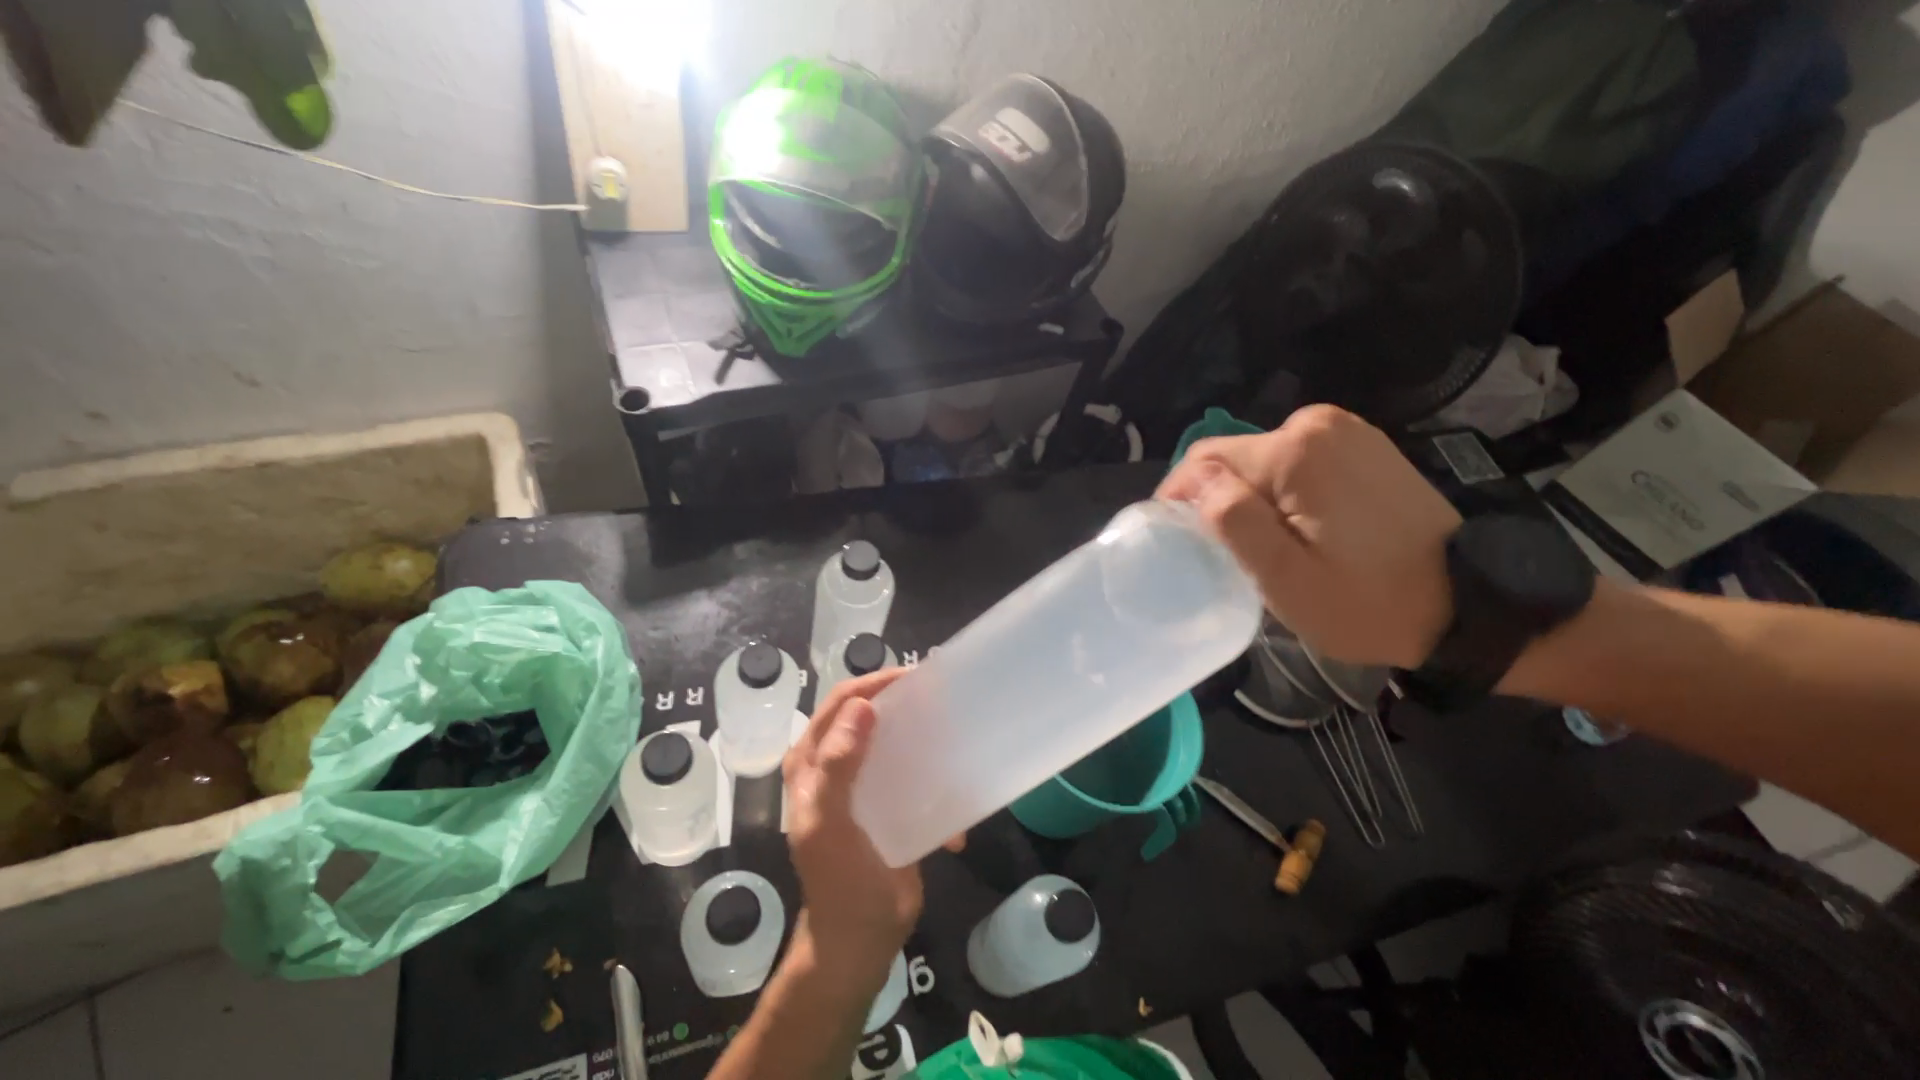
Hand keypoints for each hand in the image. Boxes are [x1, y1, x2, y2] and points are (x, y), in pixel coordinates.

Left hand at [783, 667, 959, 976]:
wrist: (860, 939)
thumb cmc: (840, 880)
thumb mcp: (831, 823)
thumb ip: (838, 765)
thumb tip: (862, 707)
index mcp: (811, 765)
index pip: (840, 705)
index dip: (873, 684)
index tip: (916, 678)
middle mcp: (833, 769)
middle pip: (867, 717)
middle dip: (901, 706)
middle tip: (940, 702)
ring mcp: (861, 788)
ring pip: (892, 744)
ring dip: (921, 742)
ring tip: (953, 741)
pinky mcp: (887, 809)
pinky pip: (912, 779)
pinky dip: (933, 786)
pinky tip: (953, 809)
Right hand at [1158, 405, 1461, 668]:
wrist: (1467, 607)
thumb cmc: (1368, 602)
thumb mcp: (1287, 578)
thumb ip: (1233, 521)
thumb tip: (1193, 481)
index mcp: (1295, 451)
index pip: (1204, 460)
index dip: (1179, 499)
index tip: (1178, 543)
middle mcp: (1318, 424)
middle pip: (1236, 458)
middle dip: (1219, 501)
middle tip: (1223, 556)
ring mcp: (1348, 431)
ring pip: (1266, 461)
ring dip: (1252, 498)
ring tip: (1261, 547)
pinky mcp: (1366, 446)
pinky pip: (1300, 461)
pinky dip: (1284, 491)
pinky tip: (1297, 529)